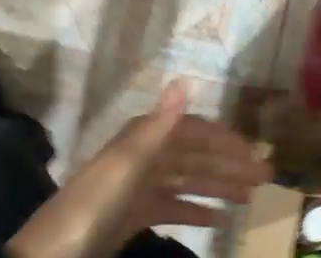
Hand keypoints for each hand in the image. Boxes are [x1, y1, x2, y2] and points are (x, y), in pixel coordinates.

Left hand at [9, 82, 271, 257]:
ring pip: (187, 180)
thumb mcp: (128, 162)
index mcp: (143, 138)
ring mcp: (138, 186)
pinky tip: (217, 220)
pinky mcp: (133, 214)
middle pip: (193, 155)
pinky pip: (172, 207)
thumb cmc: (94, 202)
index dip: (223, 139)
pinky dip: (194, 211)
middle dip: (228, 164)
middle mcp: (143, 156)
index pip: (192, 131)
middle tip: (266, 177)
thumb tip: (185, 79)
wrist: (55, 251)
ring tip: (250, 198)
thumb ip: (159, 124)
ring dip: (218, 186)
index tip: (254, 151)